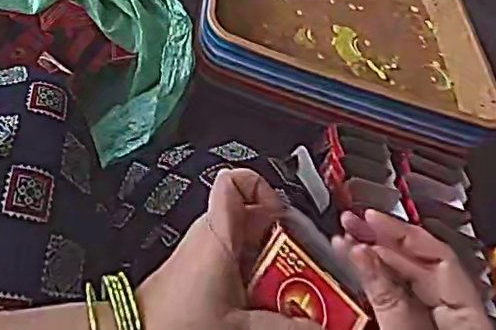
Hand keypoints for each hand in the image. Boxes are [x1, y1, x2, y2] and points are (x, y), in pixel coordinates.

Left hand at [137, 169, 320, 329]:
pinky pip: (236, 268)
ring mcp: (205, 254)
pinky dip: (254, 285)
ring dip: (270, 271)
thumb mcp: (241, 327)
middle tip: (301, 277)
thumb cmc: (177, 321)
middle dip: (281, 246)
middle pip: (253, 219)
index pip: (235, 180)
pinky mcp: (201, 276)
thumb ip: (284, 325)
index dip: (263, 187)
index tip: (286, 219)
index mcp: (218, 231)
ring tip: (287, 302)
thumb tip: (318, 327)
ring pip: (248, 248)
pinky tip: (263, 314)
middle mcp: (210, 235)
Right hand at [331, 210, 489, 329]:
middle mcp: (466, 317)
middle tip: (348, 222)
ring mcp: (447, 326)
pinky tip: (359, 269)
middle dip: (380, 239)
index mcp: (472, 316)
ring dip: (374, 258)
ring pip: (410, 281)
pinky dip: (381, 284)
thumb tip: (360, 249)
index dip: (400, 230)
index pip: (438, 252)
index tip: (367, 215)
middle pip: (421, 263)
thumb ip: (386, 296)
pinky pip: (406, 301)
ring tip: (345, 240)